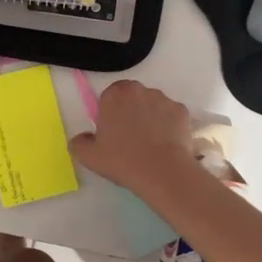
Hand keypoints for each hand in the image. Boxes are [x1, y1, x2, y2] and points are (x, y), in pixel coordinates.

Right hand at [69, 80, 194, 194]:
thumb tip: (81, 138)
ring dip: (150, 117)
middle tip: (130, 138)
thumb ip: (79, 143)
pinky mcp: (182, 110)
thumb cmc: (122, 160)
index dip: (110, 113)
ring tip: (150, 143)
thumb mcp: (89, 157)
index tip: (112, 132)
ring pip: (153, 104)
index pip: (110, 96)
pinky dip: (168, 126)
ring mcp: (163, 98)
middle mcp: (139, 90)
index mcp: (114, 95)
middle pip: (132, 97)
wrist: (162, 171)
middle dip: (131, 111)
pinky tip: (166, 144)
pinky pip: (171, 115)